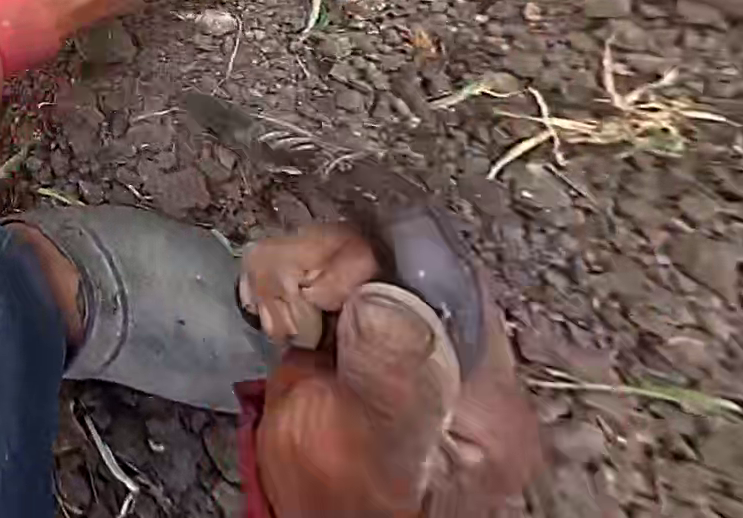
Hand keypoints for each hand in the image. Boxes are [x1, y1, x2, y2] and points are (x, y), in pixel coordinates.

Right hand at [248, 229, 540, 516]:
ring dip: (283, 272)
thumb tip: (387, 297)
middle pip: (376, 252)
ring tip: (277, 324)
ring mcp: (372, 329)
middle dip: (317, 266)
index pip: (446, 278)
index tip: (328, 288)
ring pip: (327, 250)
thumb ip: (391, 381)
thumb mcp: (380, 451)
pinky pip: (294, 268)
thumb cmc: (353, 502)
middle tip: (296, 315)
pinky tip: (266, 318)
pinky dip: (267, 278)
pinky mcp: (325, 323)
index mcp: (476, 380)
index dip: (384, 261)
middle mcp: (430, 342)